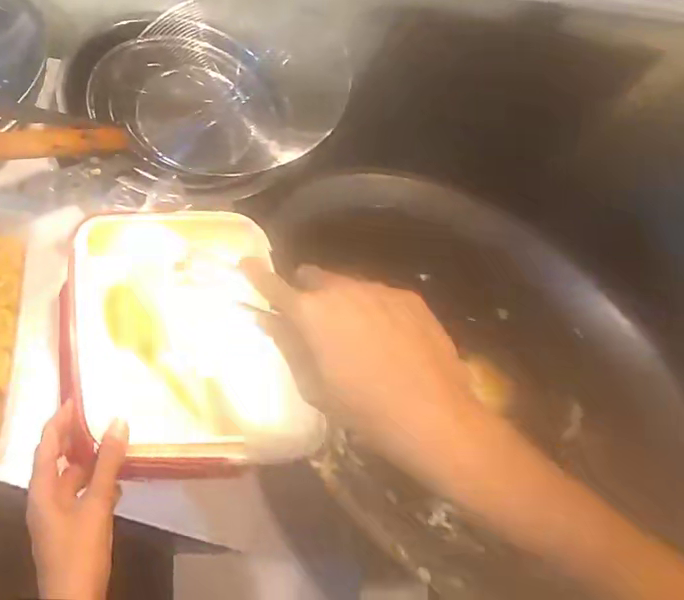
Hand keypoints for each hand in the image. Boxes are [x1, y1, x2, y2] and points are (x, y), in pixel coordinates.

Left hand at [28, 401, 126, 599]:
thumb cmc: (79, 555)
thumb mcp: (96, 507)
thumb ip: (106, 465)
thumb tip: (118, 421)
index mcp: (40, 489)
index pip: (47, 443)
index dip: (60, 419)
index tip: (74, 399)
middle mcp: (42, 500)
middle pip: (55, 460)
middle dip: (73, 439)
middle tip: (94, 419)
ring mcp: (53, 520)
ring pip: (67, 481)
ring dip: (86, 464)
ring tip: (108, 447)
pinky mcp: (65, 535)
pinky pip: (76, 500)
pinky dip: (92, 487)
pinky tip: (114, 487)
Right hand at [241, 262, 494, 475]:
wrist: (438, 420)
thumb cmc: (365, 410)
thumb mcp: (315, 386)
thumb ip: (287, 346)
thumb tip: (267, 320)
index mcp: (309, 311)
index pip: (272, 283)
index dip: (256, 273)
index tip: (245, 262)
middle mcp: (339, 289)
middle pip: (311, 276)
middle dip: (307, 292)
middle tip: (315, 322)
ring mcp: (376, 290)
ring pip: (347, 285)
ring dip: (343, 301)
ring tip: (360, 336)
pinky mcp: (408, 298)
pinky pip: (379, 295)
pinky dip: (375, 310)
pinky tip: (391, 341)